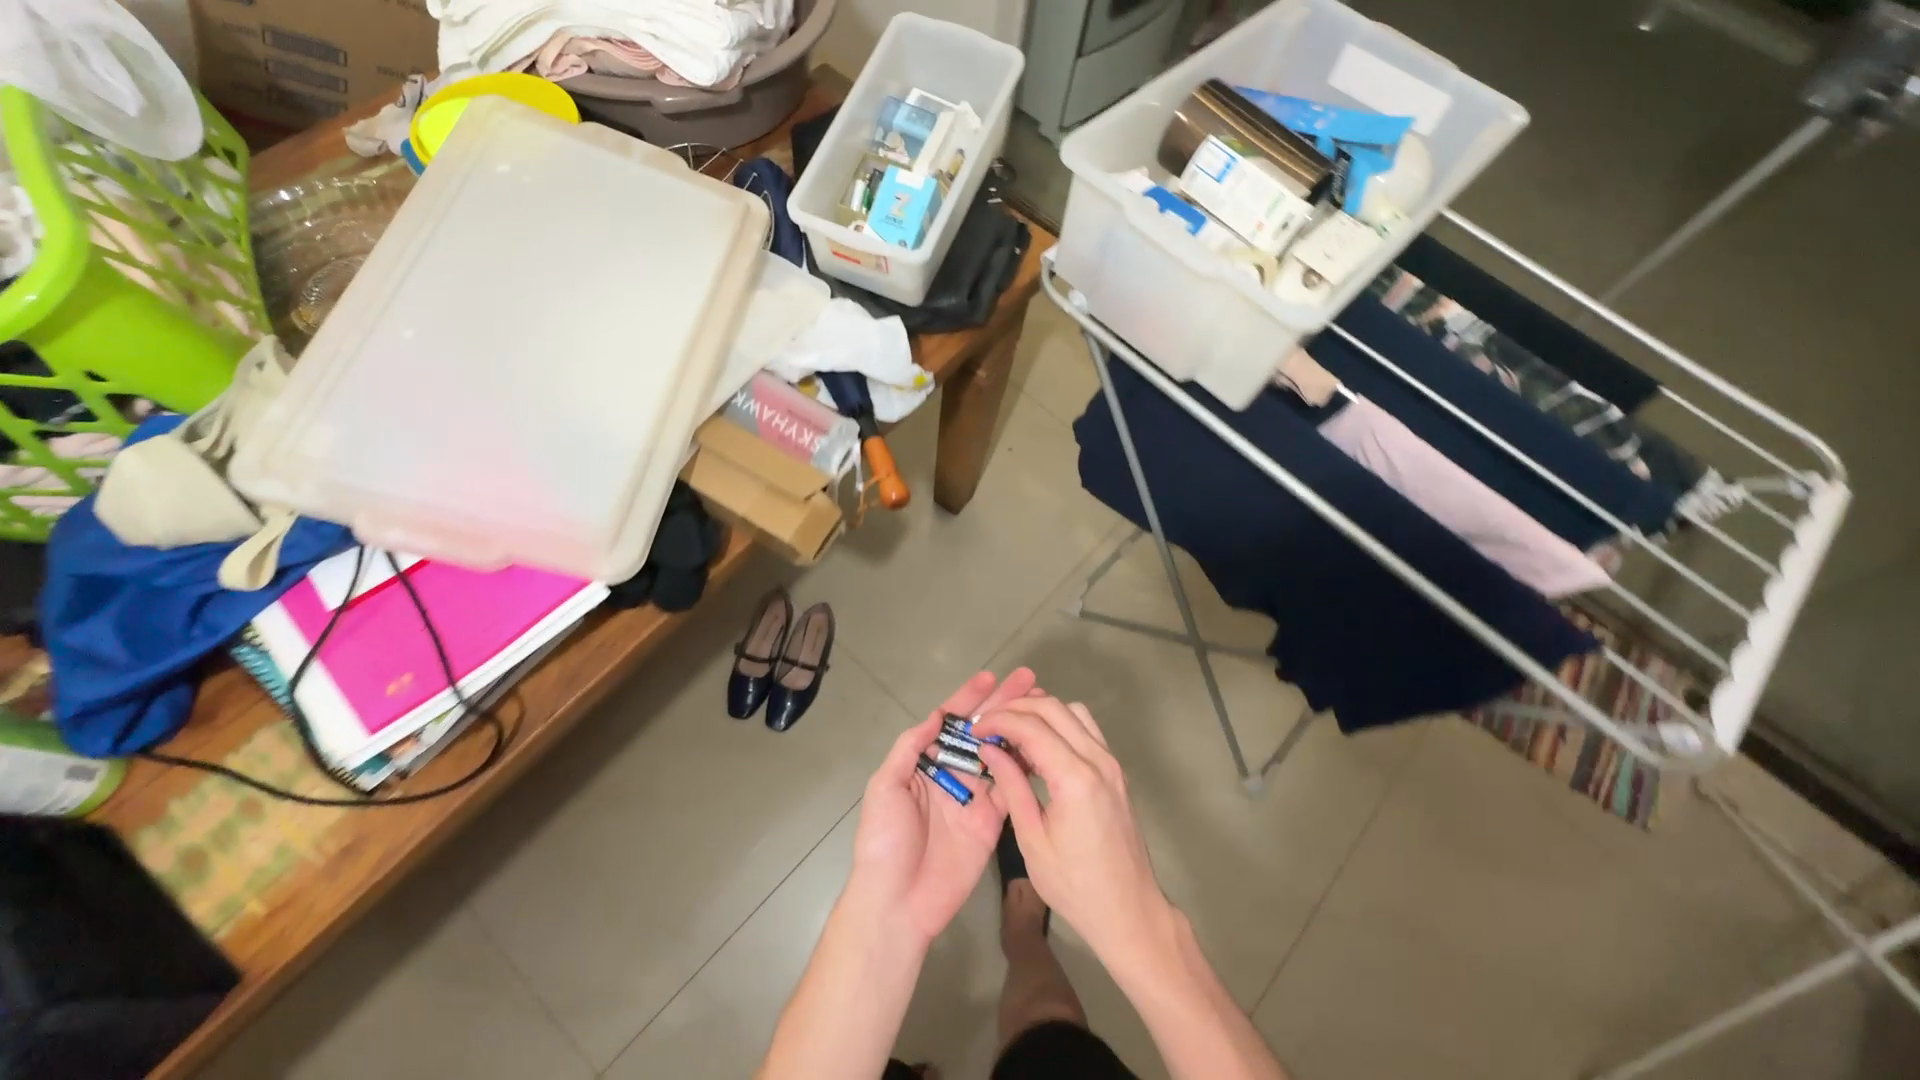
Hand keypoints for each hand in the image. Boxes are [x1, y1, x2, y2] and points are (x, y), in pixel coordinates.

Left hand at [848, 668, 1038, 945]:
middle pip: (980, 733)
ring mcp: (973, 798)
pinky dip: (1024, 769)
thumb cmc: (884, 842)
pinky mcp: (991, 823)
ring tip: (1042, 707)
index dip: (969, 699)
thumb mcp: (884, 788)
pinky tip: (1042, 747)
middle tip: (1030, 681)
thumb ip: (909, 749)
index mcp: (922, 764)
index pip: (948, 723)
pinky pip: (1010, 790)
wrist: (897, 902)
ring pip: (999, 756)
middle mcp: (950, 775)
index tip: (992, 677)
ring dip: (1019, 731)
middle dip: (1003, 706)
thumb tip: (936, 716)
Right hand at [973, 697, 1172, 964]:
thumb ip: (1012, 787)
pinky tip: (1039, 748)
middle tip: (988, 724)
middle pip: (1054, 708)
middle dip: (1016, 708)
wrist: (1128, 911)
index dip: (999, 720)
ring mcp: (1112, 764)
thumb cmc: (1074, 885)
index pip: (1032, 726)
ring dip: (1041, 712)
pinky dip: (1060, 725)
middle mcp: (1098, 760)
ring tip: (1011, 731)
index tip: (975, 729)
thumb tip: (990, 749)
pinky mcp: (1116, 772)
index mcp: (1075, 779)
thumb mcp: (1032, 840)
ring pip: (1074, 712)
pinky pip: (1087, 731)